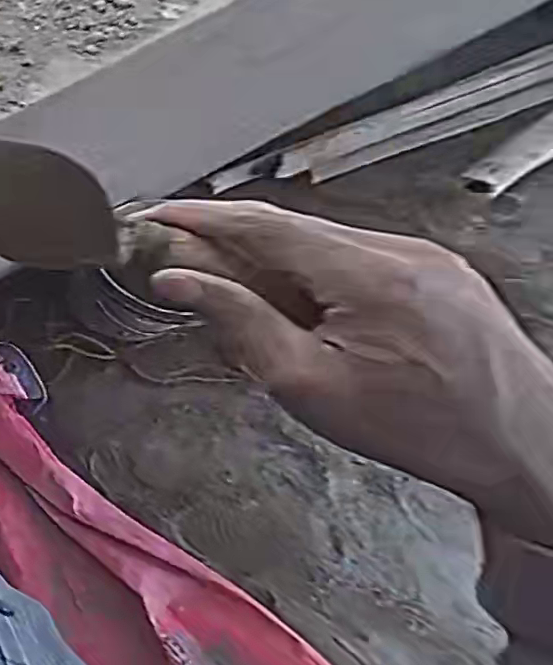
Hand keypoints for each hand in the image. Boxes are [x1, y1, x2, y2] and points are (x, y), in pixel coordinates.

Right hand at [143, 200, 552, 544]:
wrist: (532, 449)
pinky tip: (267, 287)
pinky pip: (335, 248)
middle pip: (282, 222)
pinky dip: (286, 258)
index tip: (149, 218)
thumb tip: (173, 280)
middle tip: (163, 248)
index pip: (260, 225)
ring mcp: (420, 257)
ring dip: (249, 246)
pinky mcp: (425, 268)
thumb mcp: (302, 380)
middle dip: (214, 230)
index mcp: (373, 277)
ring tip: (209, 275)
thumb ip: (234, 319)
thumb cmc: (419, 425)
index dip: (193, 216)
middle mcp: (402, 253)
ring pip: (307, 233)